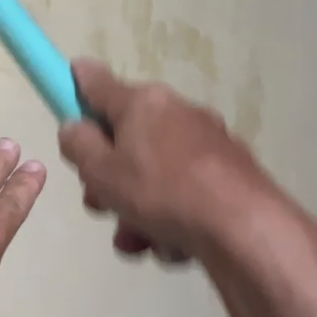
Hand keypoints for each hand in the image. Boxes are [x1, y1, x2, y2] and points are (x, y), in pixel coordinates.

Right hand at [58, 59, 289, 261]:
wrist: (245, 229)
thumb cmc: (160, 191)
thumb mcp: (98, 170)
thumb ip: (78, 144)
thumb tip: (76, 125)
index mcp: (144, 104)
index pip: (98, 84)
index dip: (77, 81)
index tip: (70, 72)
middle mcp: (177, 114)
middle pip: (123, 139)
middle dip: (106, 177)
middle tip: (100, 203)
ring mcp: (207, 144)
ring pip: (149, 174)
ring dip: (134, 208)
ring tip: (136, 238)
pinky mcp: (228, 174)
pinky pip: (179, 193)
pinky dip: (167, 217)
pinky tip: (167, 244)